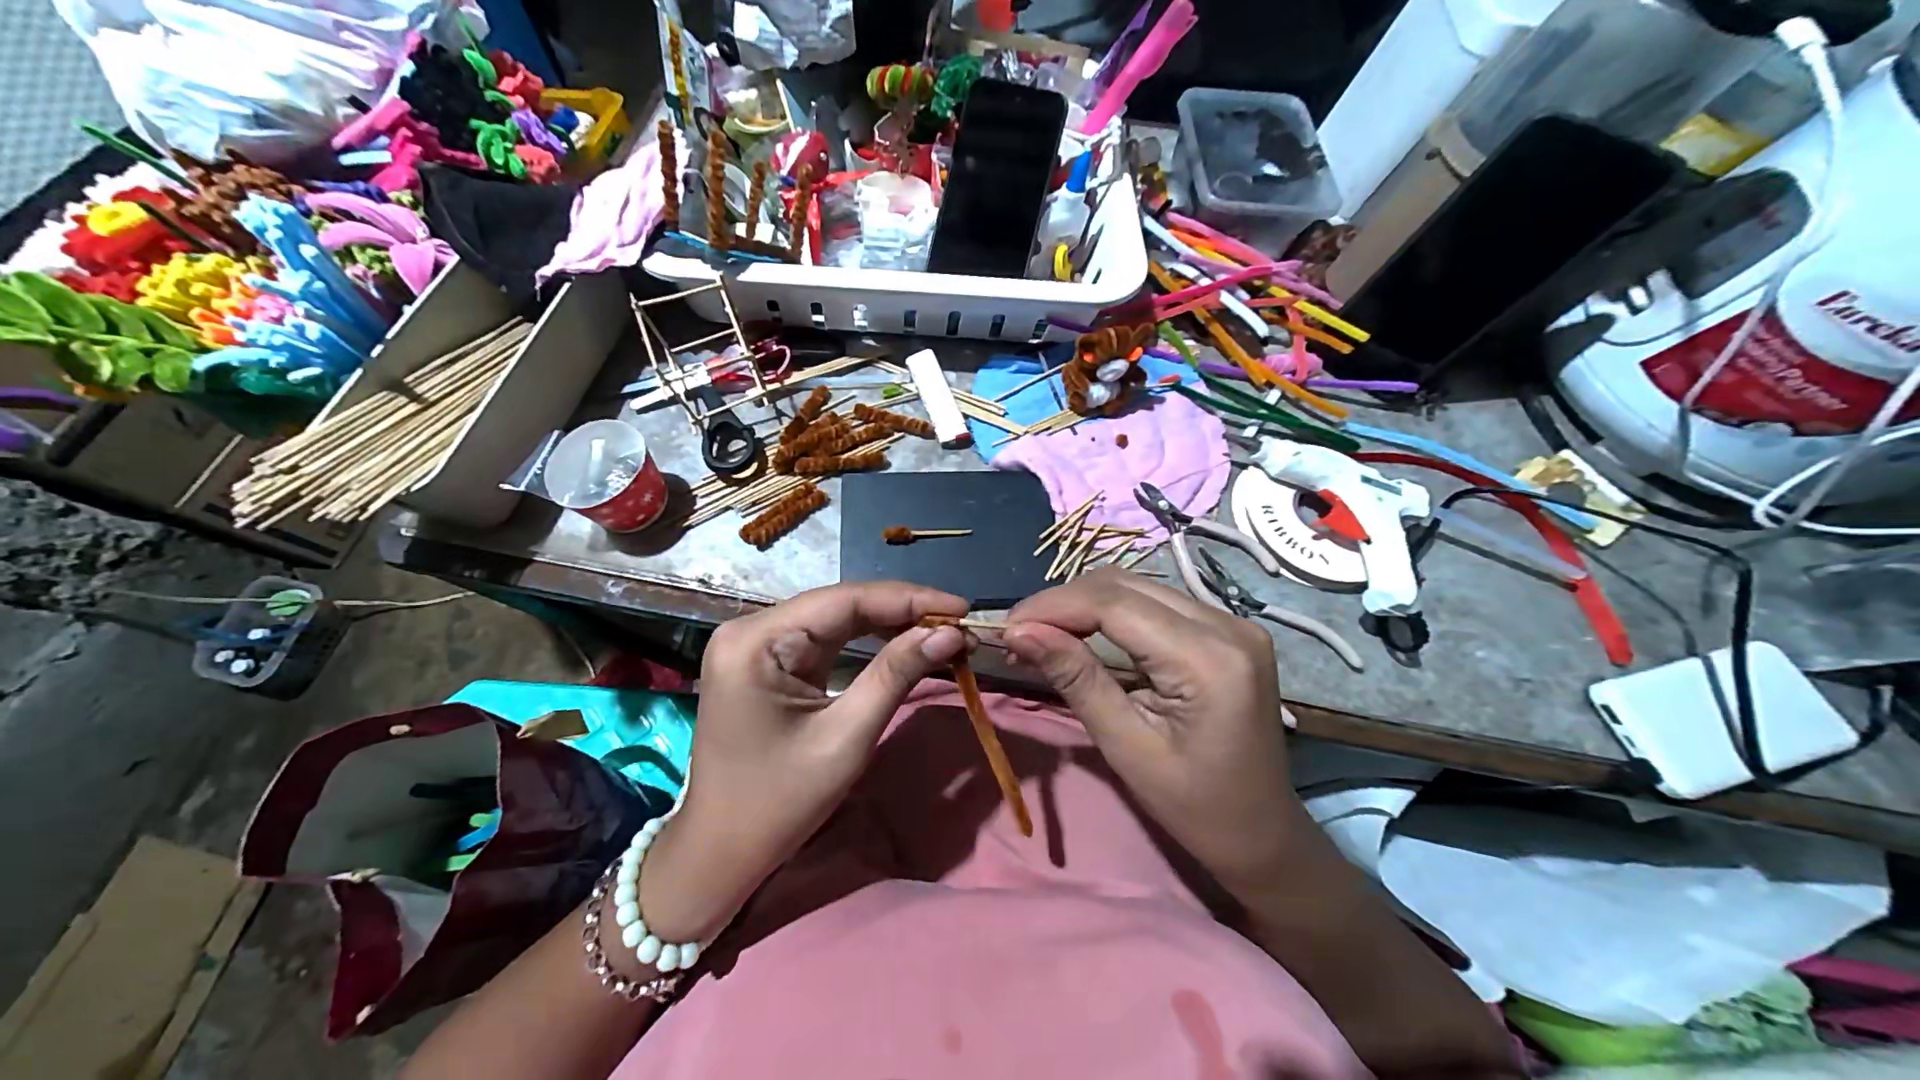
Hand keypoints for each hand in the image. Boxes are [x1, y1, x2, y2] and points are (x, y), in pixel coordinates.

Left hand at [637, 583, 968, 943]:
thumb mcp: (845, 737)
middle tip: (958, 626)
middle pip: (839, 605)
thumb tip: (949, 635)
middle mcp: (750, 629)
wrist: (721, 851)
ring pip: (835, 619)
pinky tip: (902, 641)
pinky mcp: (766, 661)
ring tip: (941, 632)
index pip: (844, 600)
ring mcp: (755, 644)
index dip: (908, 599)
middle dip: (902, 612)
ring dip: (889, 625)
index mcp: (756, 641)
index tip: (961, 609)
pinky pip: (824, 640)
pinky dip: (866, 642)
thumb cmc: (779, 802)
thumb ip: (895, 675)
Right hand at [1002, 568, 1302, 891]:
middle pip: (1125, 586)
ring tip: (1042, 636)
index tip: (1007, 628)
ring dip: (1084, 605)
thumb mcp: (1126, 747)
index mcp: (1210, 659)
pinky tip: (1082, 635)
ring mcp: (1232, 623)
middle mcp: (1228, 625)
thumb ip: (1076, 679)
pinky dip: (1111, 614)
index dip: (1054, 606)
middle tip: (1019, 636)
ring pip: (1138, 588)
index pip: (1115, 603)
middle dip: (1064, 603)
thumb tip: (1019, 633)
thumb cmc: (1195, 807)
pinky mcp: (1226, 630)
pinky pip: (1155, 604)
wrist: (1263, 833)